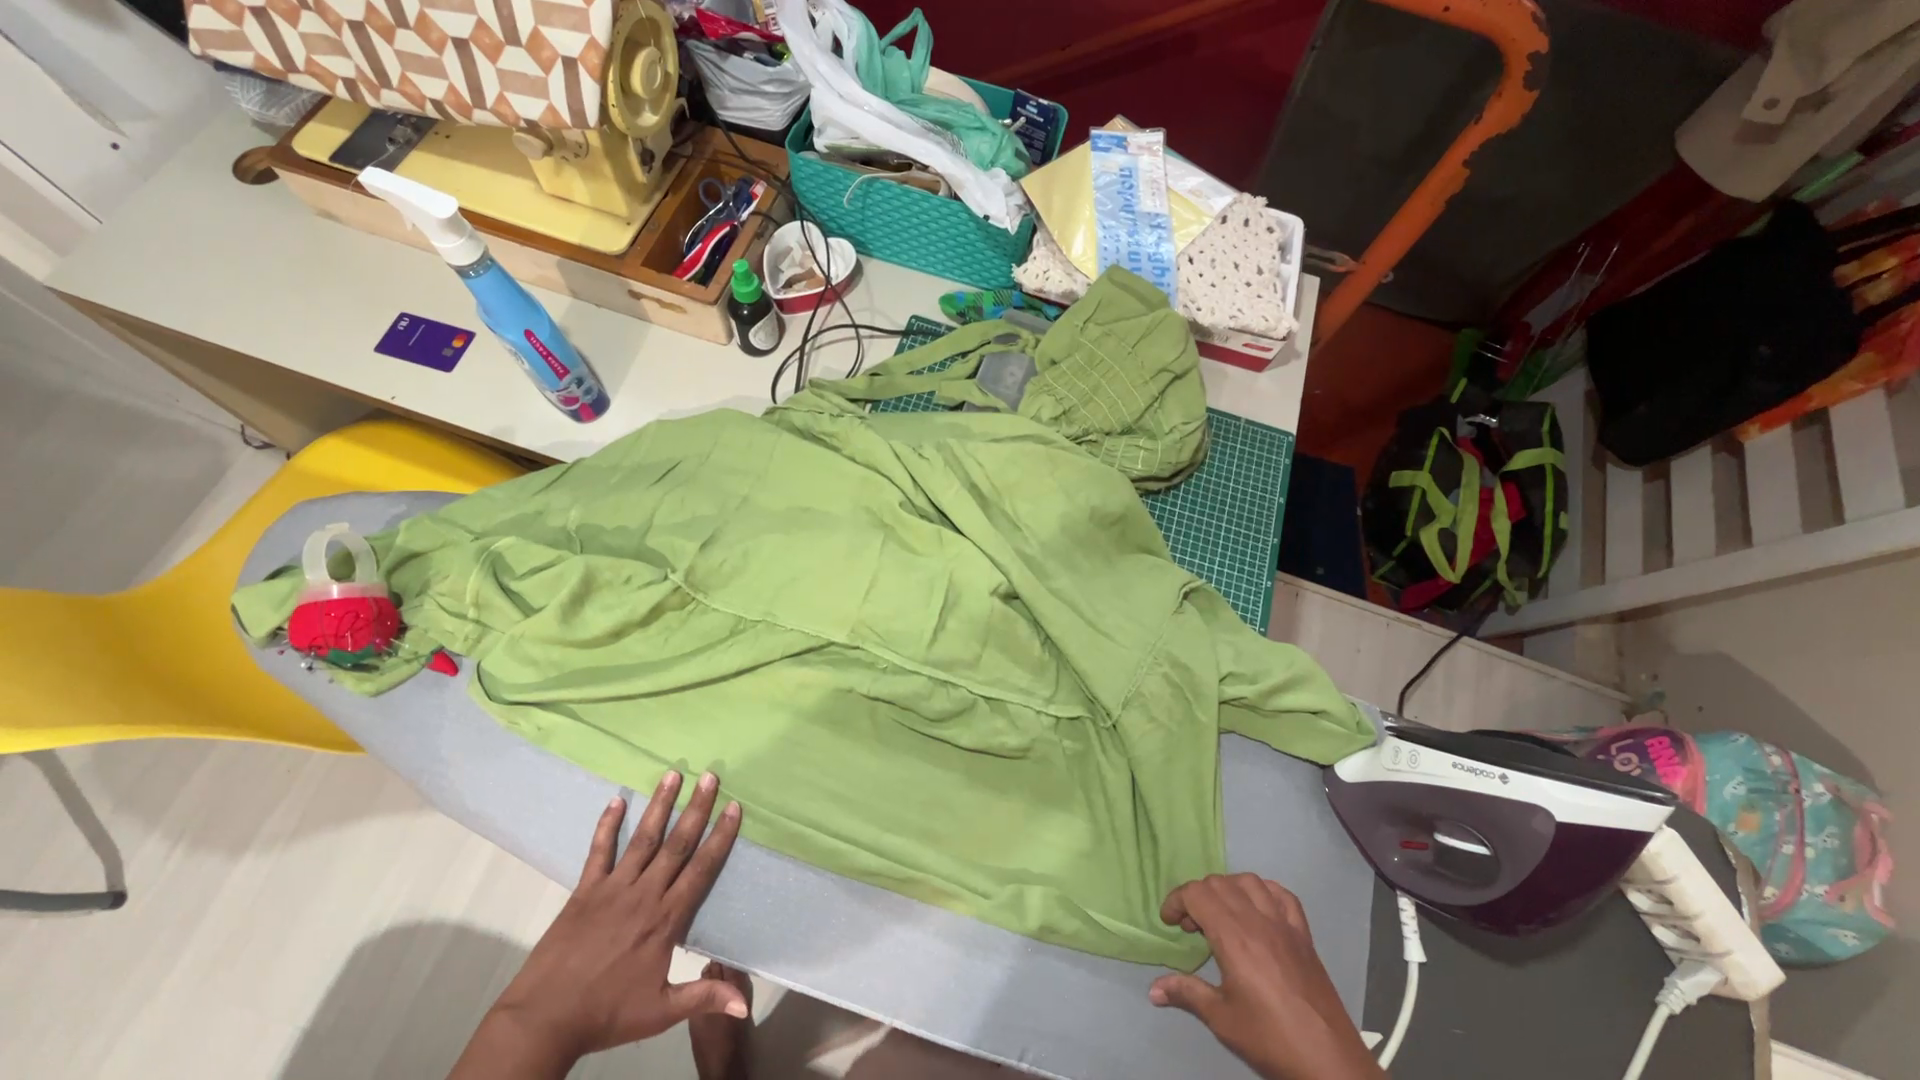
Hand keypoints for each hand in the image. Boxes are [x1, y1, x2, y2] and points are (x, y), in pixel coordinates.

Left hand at [448, 770, 744, 1079]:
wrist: (544, 1018)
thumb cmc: (607, 1015)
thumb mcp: (660, 1012)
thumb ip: (703, 999)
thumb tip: (745, 1004)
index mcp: (665, 921)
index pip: (700, 870)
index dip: (719, 838)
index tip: (734, 809)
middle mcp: (643, 895)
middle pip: (676, 844)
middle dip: (696, 809)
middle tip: (711, 777)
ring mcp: (611, 890)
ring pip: (642, 839)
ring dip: (660, 805)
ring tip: (673, 774)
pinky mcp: (584, 892)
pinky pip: (598, 852)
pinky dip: (607, 825)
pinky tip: (616, 800)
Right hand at [1149, 875, 1384, 1079]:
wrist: (1328, 1059)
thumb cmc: (1269, 1038)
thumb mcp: (1221, 1018)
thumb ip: (1186, 993)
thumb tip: (1153, 989)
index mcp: (1234, 937)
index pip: (1197, 894)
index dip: (1176, 901)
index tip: (1169, 923)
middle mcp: (1258, 921)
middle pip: (1220, 883)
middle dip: (1197, 896)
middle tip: (1191, 928)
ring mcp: (1285, 925)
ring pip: (1250, 882)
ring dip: (1228, 889)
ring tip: (1221, 916)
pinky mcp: (1304, 935)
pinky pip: (1282, 895)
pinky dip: (1263, 892)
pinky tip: (1257, 912)